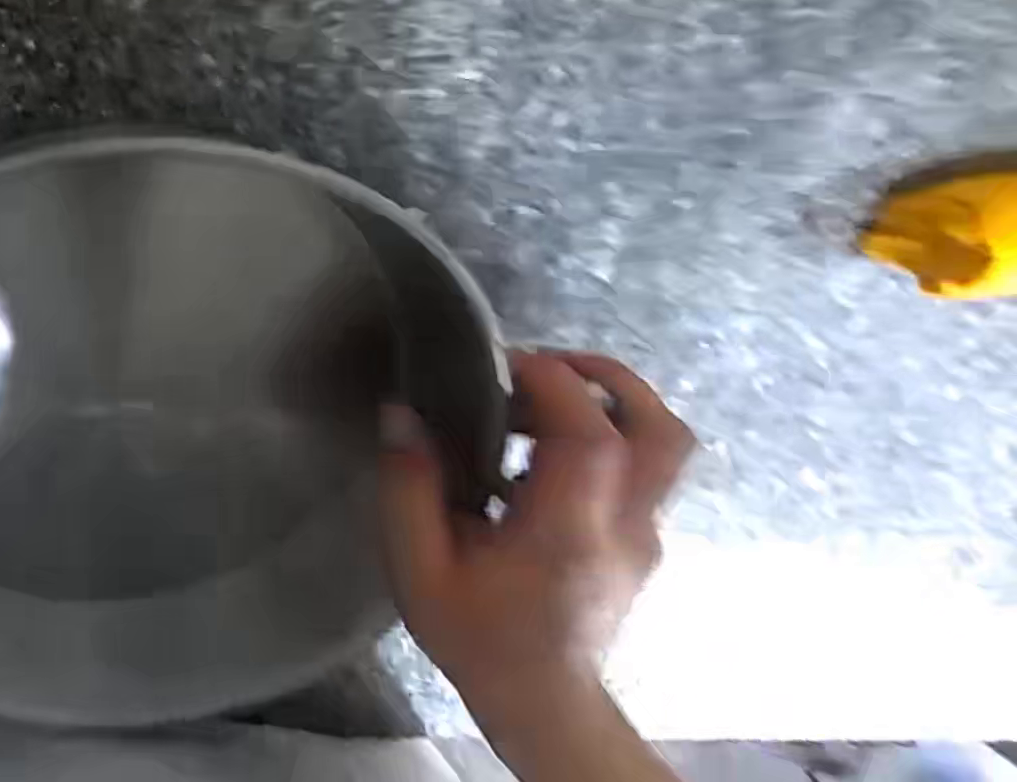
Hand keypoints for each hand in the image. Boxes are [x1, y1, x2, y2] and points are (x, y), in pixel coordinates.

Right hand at [376, 351, 693, 727]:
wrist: (539, 702)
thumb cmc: (472, 632)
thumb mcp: (416, 563)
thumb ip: (408, 486)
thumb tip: (401, 413)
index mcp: (567, 532)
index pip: (593, 438)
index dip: (553, 382)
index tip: (499, 361)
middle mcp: (623, 527)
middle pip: (660, 430)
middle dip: (605, 377)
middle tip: (533, 364)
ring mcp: (641, 534)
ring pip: (660, 444)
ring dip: (600, 400)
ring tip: (525, 397)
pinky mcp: (637, 537)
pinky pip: (635, 465)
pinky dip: (592, 432)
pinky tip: (528, 447)